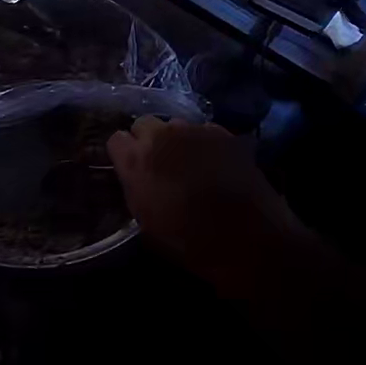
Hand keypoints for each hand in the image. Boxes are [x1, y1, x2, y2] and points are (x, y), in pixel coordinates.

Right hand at [108, 117, 320, 297]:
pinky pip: (203, 131)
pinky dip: (203, 143)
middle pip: (144, 123)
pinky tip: (214, 164)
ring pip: (174, 125)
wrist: (249, 239)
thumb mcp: (146, 221)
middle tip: (159, 164)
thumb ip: (135, 187)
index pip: (116, 139)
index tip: (132, 169)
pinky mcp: (223, 133)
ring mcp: (194, 130)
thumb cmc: (190, 241)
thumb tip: (135, 175)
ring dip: (176, 140)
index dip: (124, 154)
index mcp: (136, 160)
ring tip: (189, 163)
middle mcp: (161, 135)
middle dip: (148, 140)